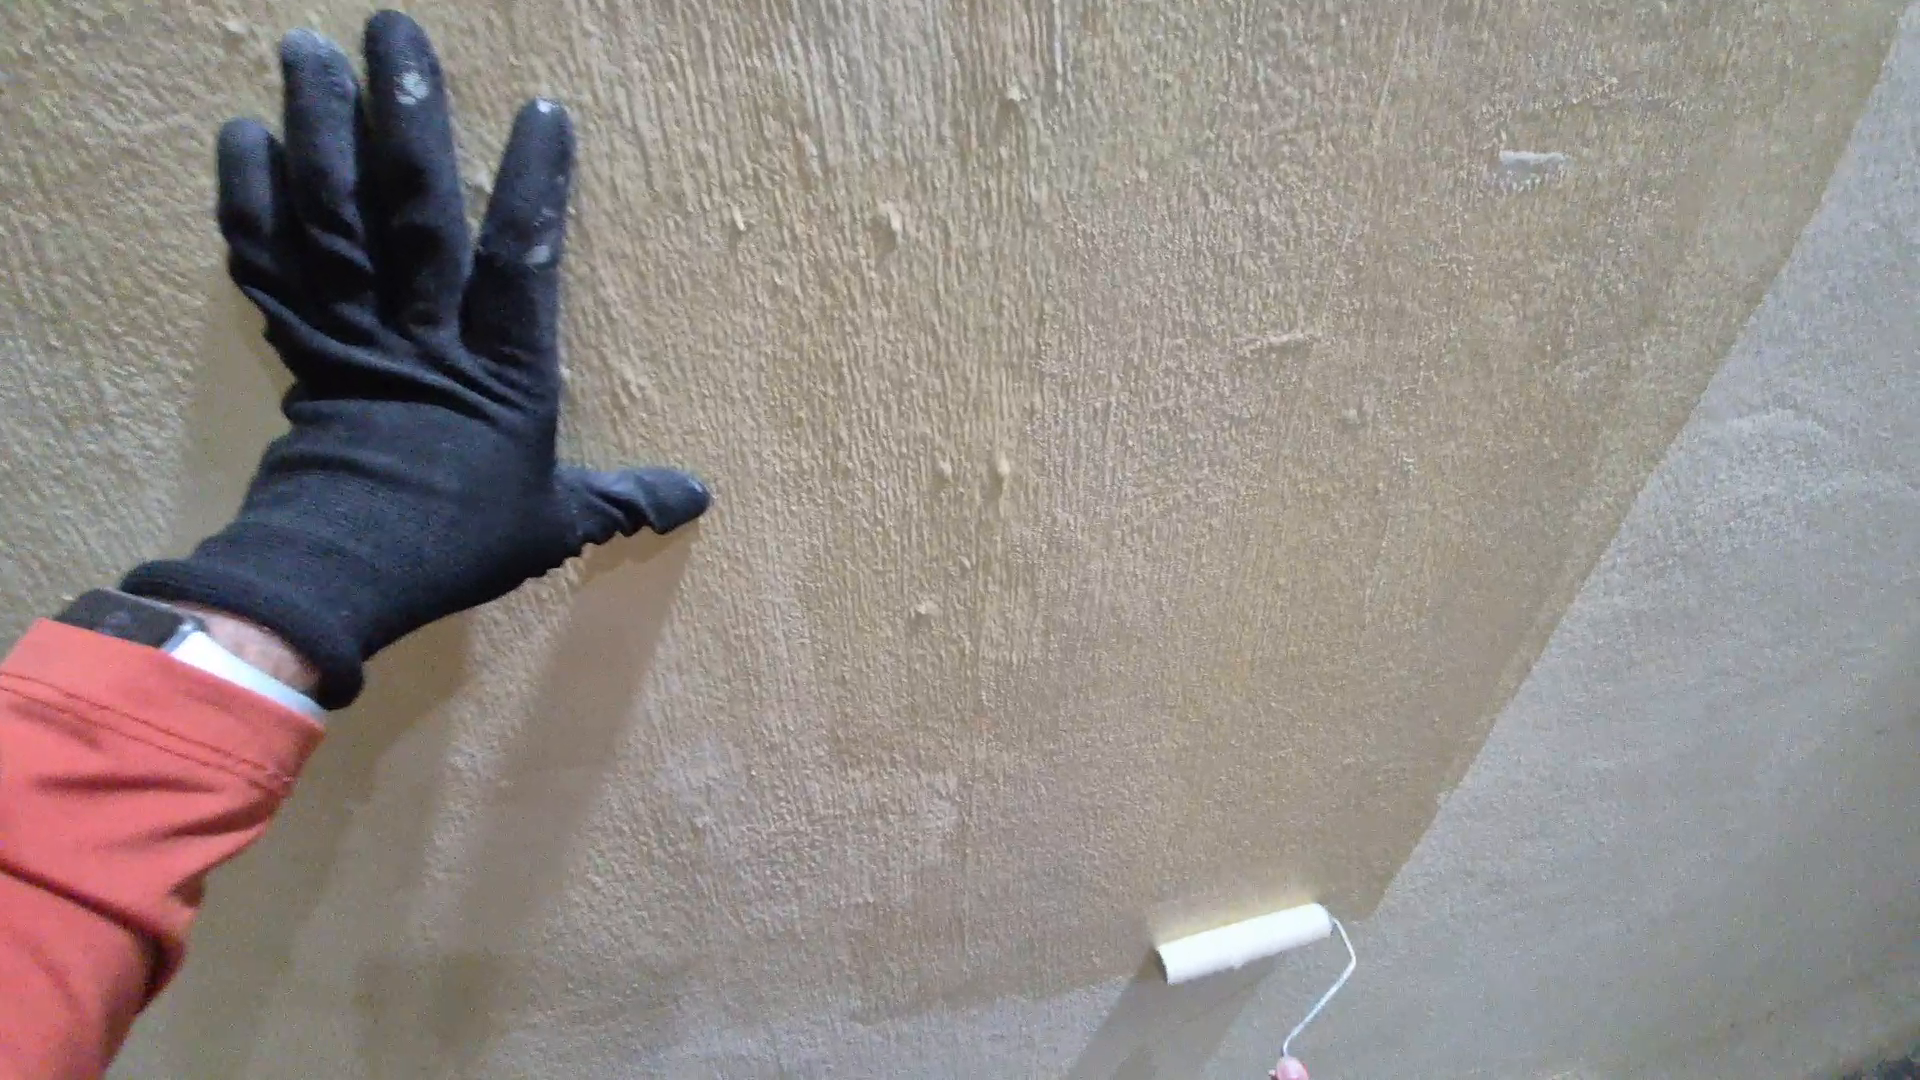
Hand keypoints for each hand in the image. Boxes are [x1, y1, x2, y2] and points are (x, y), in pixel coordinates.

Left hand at [123, 11, 708, 707]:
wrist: (342, 574)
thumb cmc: (464, 540)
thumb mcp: (561, 521)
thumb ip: (628, 499)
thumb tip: (702, 499)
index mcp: (502, 372)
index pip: (521, 263)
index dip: (532, 187)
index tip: (542, 112)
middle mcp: (426, 336)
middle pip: (414, 216)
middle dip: (408, 123)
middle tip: (395, 32)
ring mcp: (354, 336)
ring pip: (332, 222)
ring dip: (319, 133)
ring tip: (307, 49)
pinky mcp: (301, 350)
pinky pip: (272, 265)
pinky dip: (253, 200)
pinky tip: (246, 137)